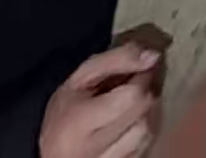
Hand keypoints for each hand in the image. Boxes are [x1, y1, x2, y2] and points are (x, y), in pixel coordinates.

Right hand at [40, 43, 161, 157]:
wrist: (52, 149)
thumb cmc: (69, 107)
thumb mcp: (85, 74)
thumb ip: (120, 58)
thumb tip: (154, 56)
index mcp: (76, 124)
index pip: (133, 96)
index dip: (141, 78)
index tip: (134, 75)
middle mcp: (87, 152)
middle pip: (143, 113)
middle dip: (145, 95)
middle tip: (132, 92)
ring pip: (145, 133)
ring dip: (145, 115)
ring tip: (129, 112)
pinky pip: (142, 149)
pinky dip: (141, 135)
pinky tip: (128, 129)